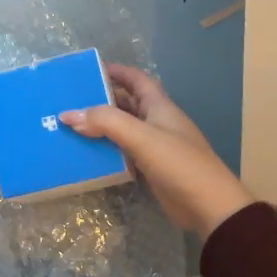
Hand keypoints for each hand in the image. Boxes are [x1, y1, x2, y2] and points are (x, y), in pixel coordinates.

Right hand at [62, 65, 253, 238]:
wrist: (209, 206)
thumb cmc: (178, 163)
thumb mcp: (141, 136)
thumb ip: (105, 122)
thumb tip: (68, 114)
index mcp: (160, 106)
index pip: (136, 79)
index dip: (116, 71)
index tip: (88, 70)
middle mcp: (157, 121)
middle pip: (127, 103)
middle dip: (102, 98)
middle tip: (70, 99)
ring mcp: (155, 146)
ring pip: (123, 128)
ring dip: (101, 125)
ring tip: (71, 125)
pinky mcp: (151, 168)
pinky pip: (124, 151)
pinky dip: (106, 149)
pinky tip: (86, 153)